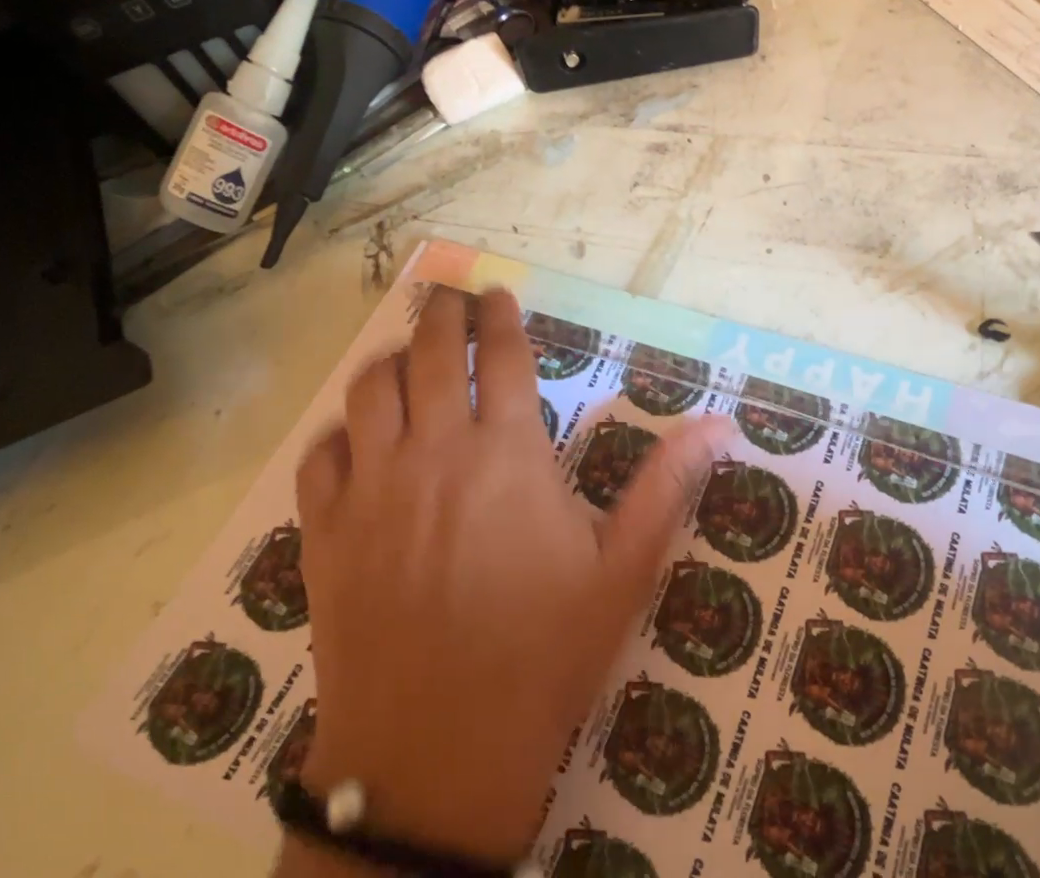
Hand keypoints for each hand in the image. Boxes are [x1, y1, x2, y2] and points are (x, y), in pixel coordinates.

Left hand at [287, 287, 727, 868]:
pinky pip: (319, 455)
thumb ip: (665, 487)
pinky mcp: (323, 531)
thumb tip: (720, 425)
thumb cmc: (543, 654)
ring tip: (402, 353)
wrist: (437, 746)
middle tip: (449, 298)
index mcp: (506, 454)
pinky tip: (352, 435)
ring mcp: (368, 488)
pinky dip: (337, 431)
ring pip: (367, 392)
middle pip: (427, 354)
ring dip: (387, 360)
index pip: (500, 357)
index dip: (499, 318)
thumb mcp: (623, 573)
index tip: (497, 294)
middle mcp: (431, 452)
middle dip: (440, 315)